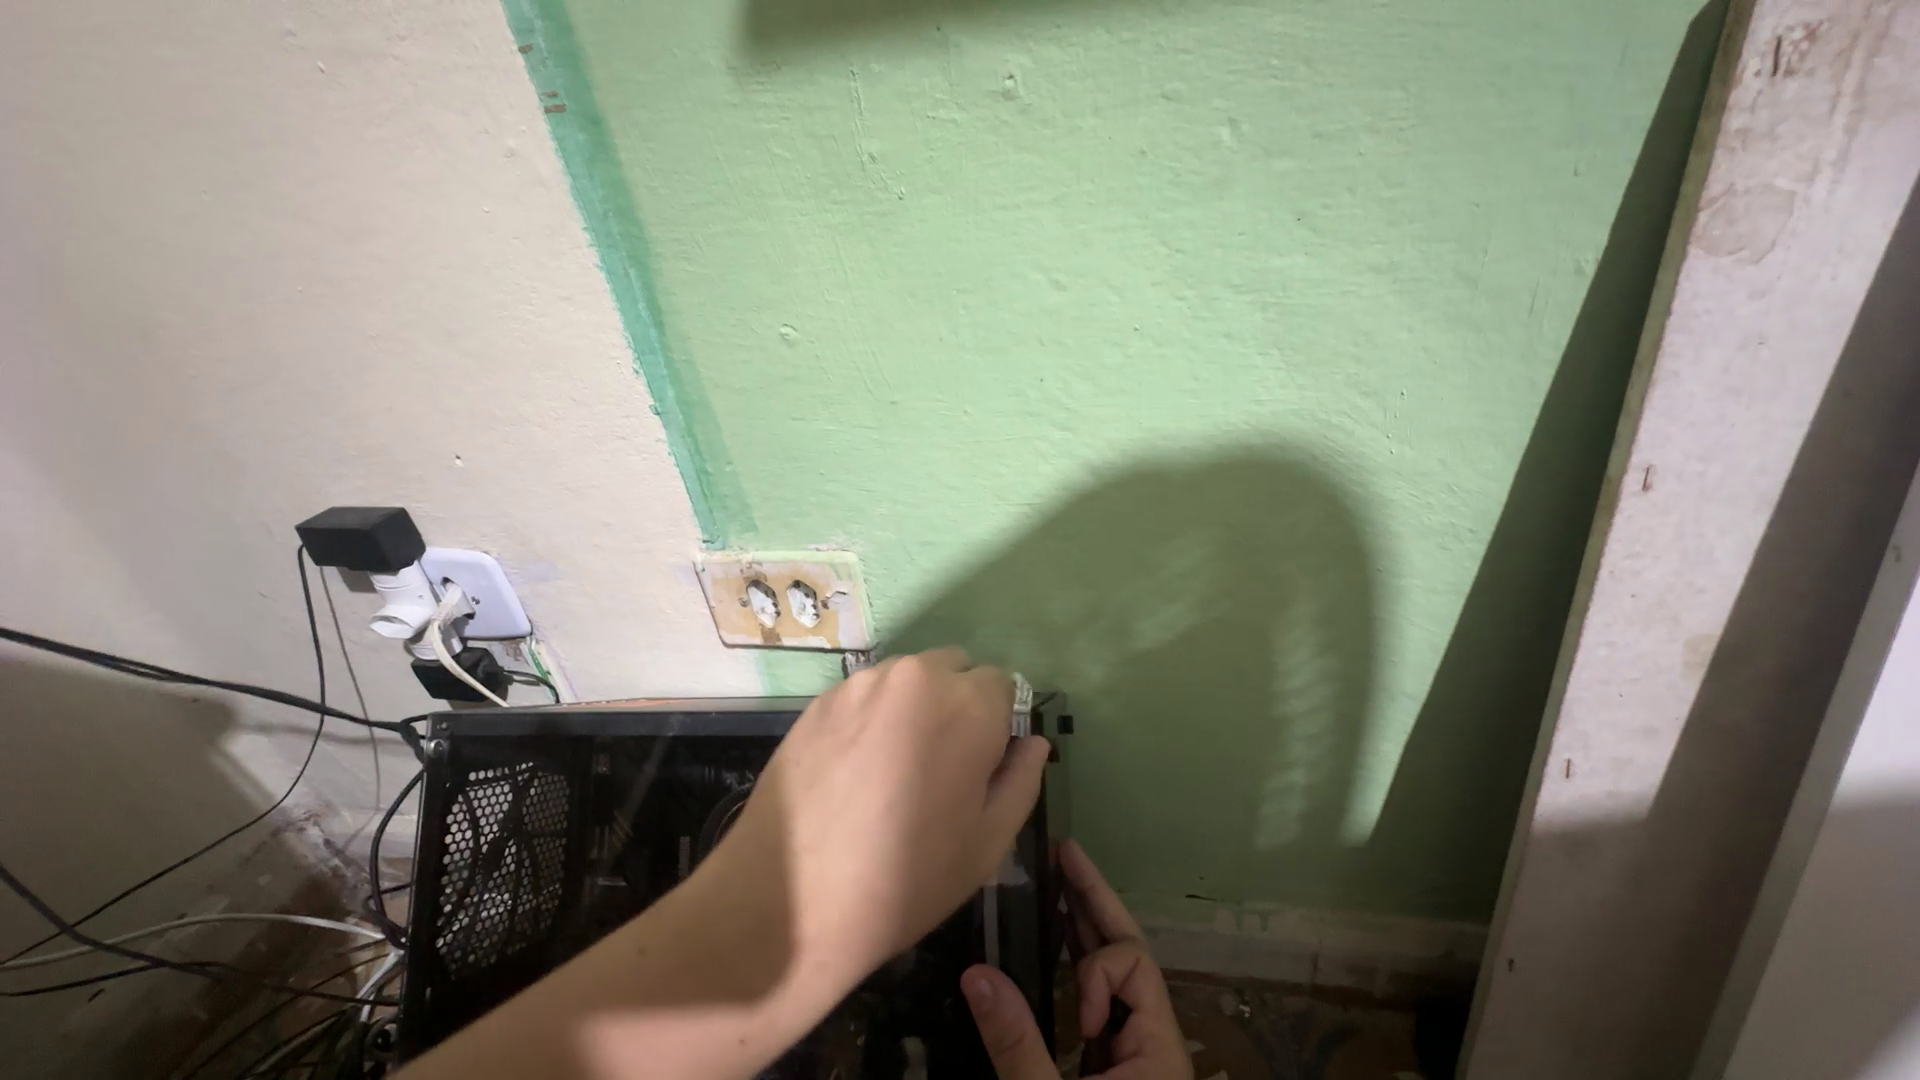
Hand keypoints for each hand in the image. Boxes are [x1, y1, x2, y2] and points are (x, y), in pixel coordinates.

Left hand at [719, 647, 1051, 989]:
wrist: (788, 901)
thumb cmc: (906, 879)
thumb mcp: (988, 842)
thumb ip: (1021, 780)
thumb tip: (1031, 742)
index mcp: (966, 704)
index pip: (1002, 685)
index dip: (999, 725)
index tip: (983, 765)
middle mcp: (914, 677)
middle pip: (955, 670)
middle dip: (959, 705)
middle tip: (941, 767)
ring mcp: (859, 684)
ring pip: (908, 680)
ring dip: (915, 708)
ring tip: (894, 772)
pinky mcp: (818, 701)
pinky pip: (865, 695)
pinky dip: (874, 718)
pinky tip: (855, 772)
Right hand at [961, 840, 1193, 1079]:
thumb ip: (1018, 1043)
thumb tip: (975, 974)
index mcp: (1159, 1046)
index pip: (1136, 964)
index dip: (1099, 973)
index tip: (1079, 1022)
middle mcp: (1152, 1038)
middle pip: (1128, 952)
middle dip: (1094, 900)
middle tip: (1063, 850)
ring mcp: (1133, 1051)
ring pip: (1114, 975)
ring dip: (1084, 925)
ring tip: (1055, 878)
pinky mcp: (1112, 1065)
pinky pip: (1099, 999)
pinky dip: (1076, 962)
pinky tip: (1055, 939)